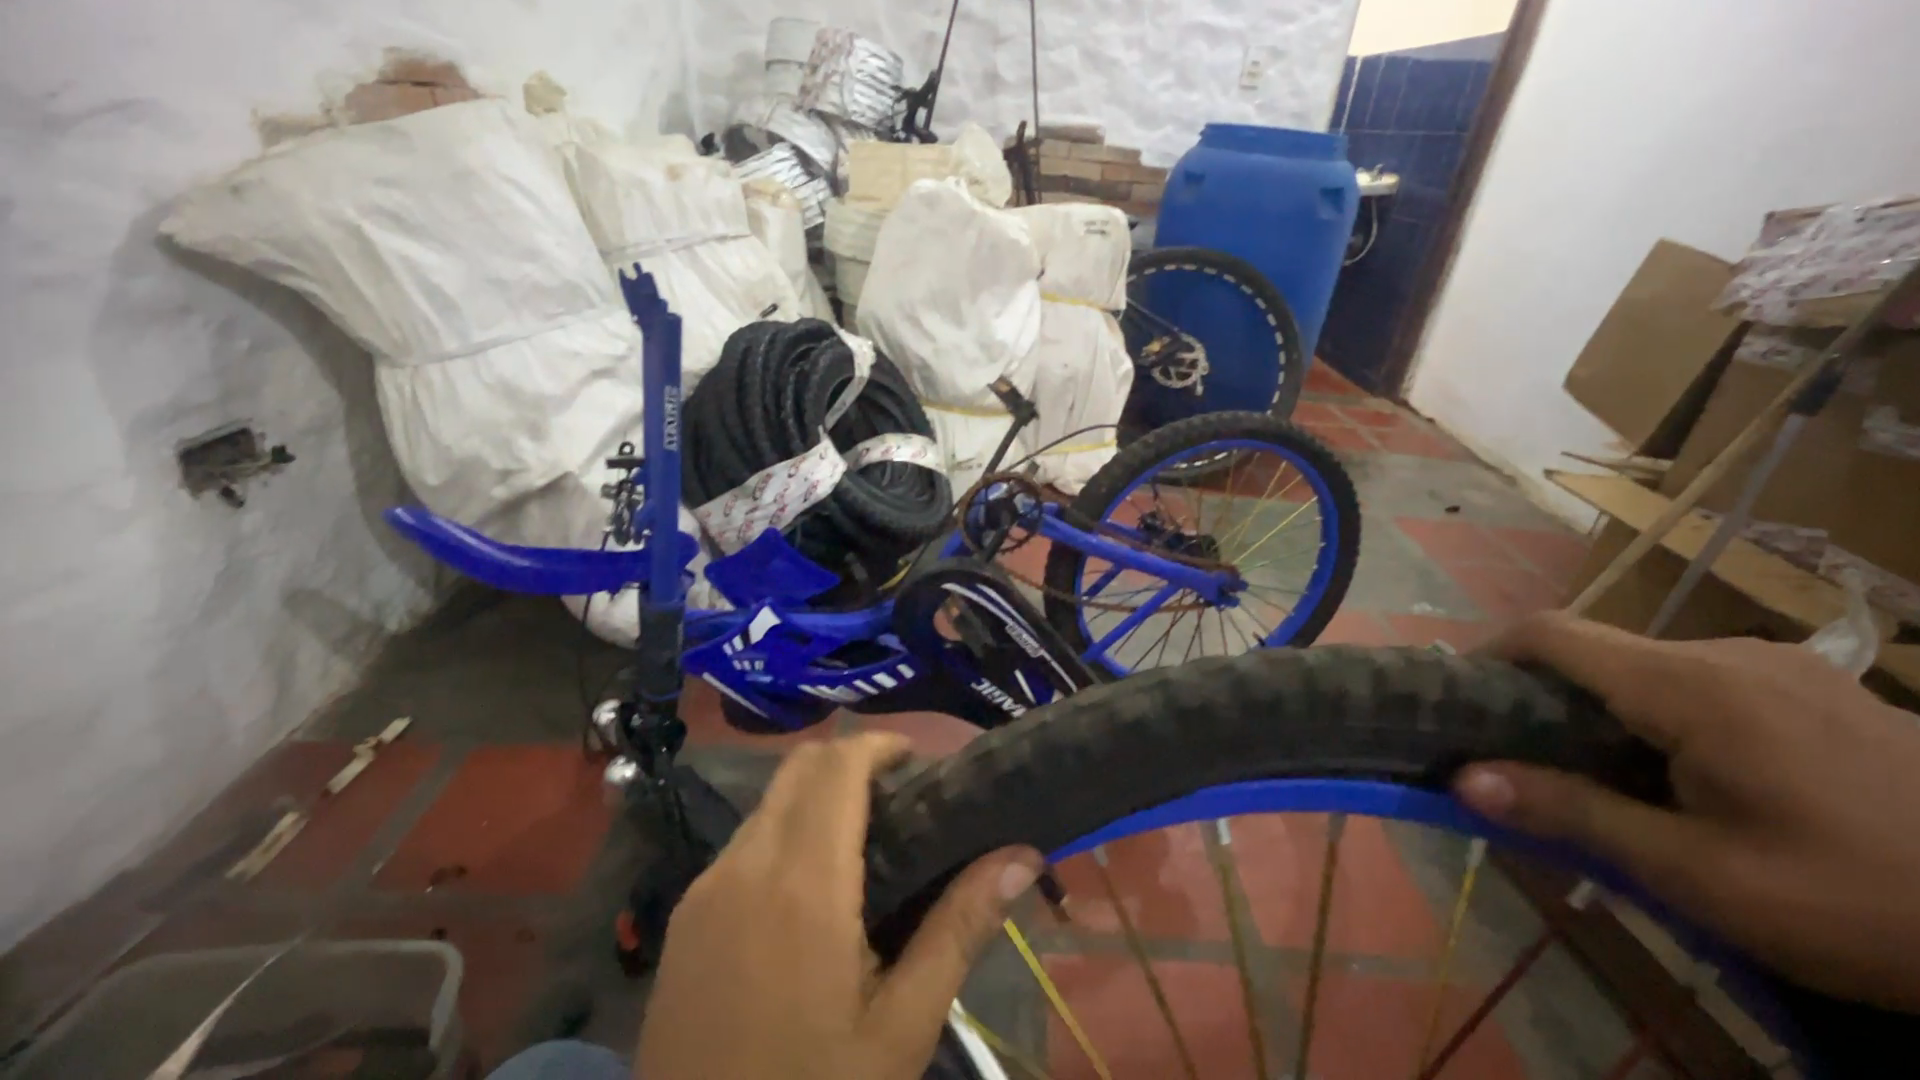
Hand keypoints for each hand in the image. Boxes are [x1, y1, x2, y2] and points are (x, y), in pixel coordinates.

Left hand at [638, 734, 1042, 1079]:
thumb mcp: (901, 1026)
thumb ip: (959, 928)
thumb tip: (1022, 854)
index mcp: (802, 884)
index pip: (835, 767)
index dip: (879, 744)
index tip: (921, 761)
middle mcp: (743, 866)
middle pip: (797, 770)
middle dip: (851, 763)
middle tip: (905, 800)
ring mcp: (703, 890)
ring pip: (767, 804)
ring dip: (815, 798)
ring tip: (866, 844)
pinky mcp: (683, 918)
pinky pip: (741, 845)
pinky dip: (783, 833)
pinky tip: (811, 891)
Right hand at [1453, 613, 1919, 1010]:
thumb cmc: (1858, 901)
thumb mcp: (1701, 876)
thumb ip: (1575, 816)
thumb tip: (1463, 780)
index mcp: (1694, 687)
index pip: (1553, 633)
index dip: (1487, 655)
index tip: (1454, 706)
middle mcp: (1729, 655)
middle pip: (1596, 653)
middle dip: (1542, 701)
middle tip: (1522, 770)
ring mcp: (1778, 666)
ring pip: (1646, 670)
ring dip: (1601, 714)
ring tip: (1601, 788)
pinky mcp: (1812, 687)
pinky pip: (1698, 685)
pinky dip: (1656, 718)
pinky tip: (1682, 782)